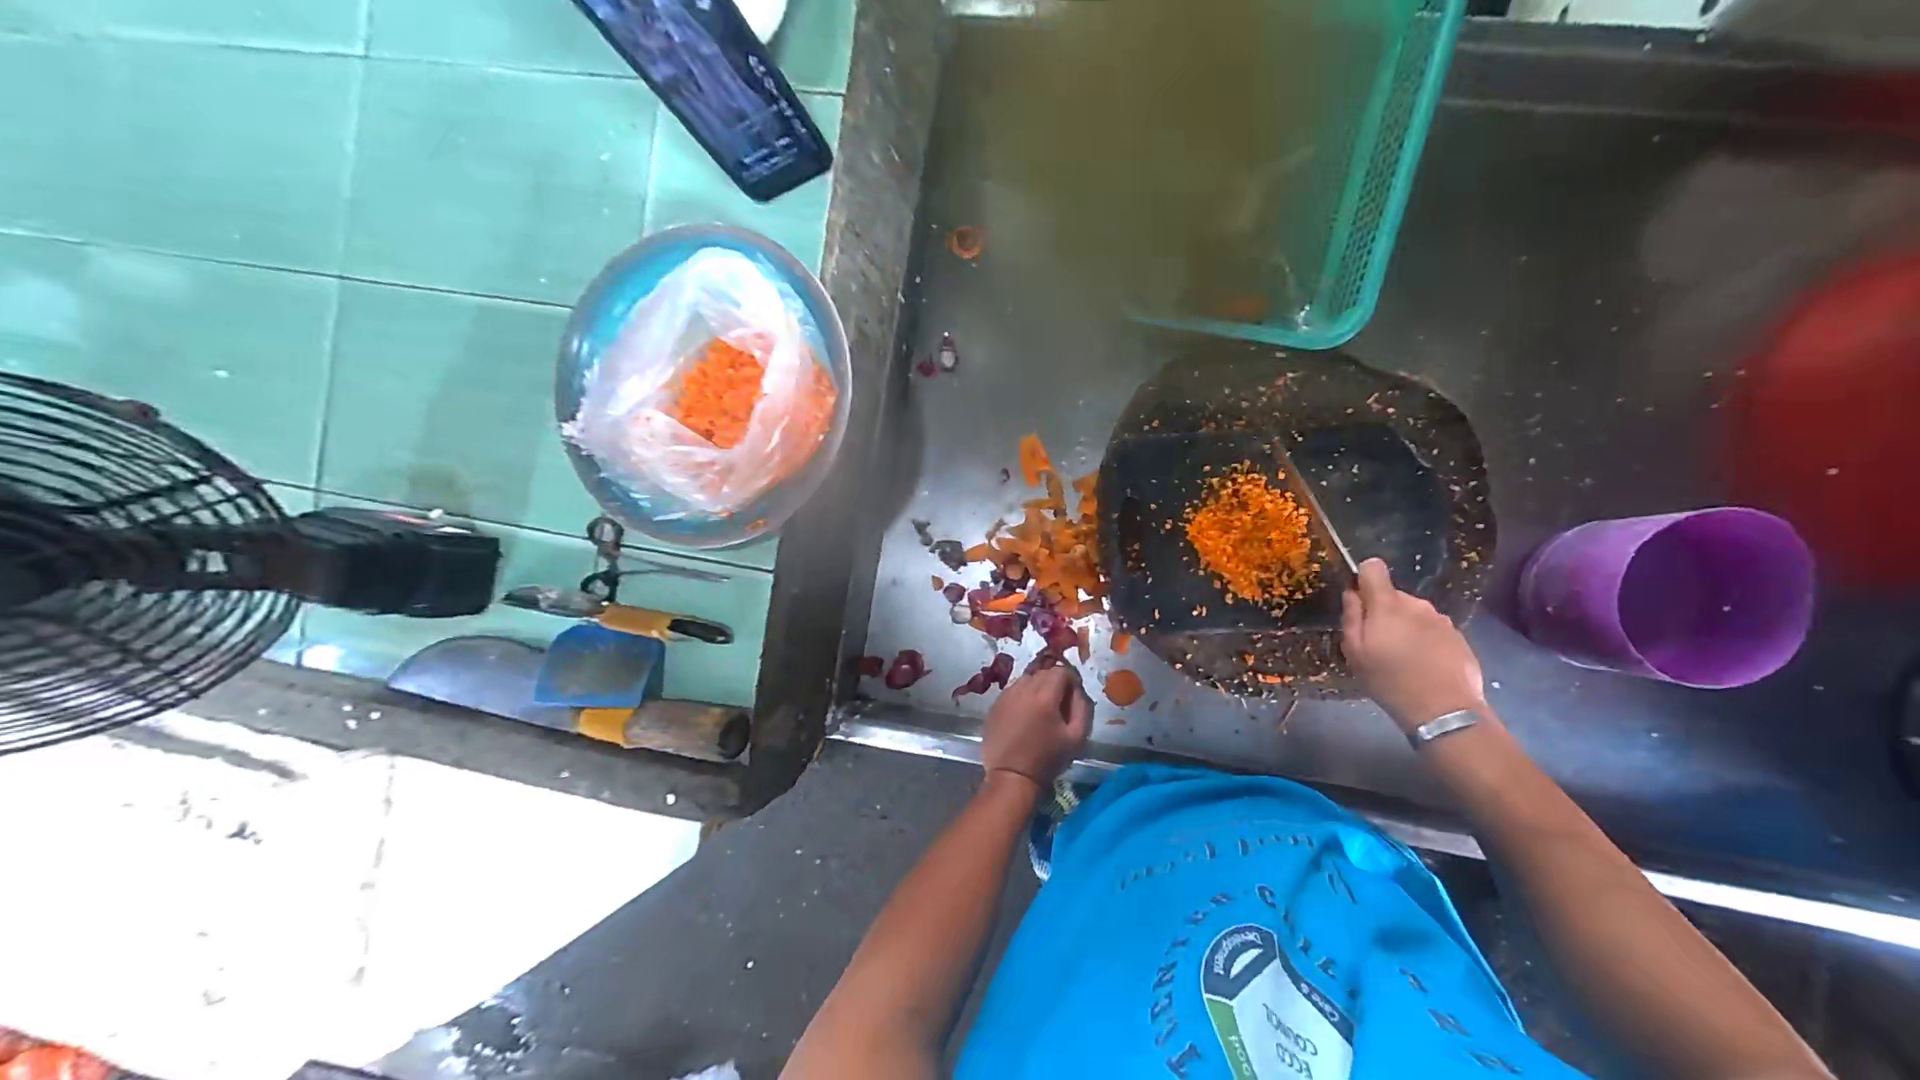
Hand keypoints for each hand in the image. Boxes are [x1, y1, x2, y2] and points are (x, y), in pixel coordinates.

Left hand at [981, 666, 1091, 786]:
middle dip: (1054, 684)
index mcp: (1045, 695)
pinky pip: (1012, 692)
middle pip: (1043, 673)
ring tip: (1040, 712)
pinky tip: (1023, 718)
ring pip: (1026, 680)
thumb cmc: (1048, 759)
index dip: (1071, 681)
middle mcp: (1023, 689)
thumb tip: (1078, 689)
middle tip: (1058, 706)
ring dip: (1036, 689)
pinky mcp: (994, 705)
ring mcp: (1005, 696)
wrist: (1011, 776)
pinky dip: (1021, 698)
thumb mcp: (1077, 737)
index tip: (1072, 698)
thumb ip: (1083, 707)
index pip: (1061, 670)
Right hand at [1340, 558, 1485, 733]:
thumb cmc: (1389, 680)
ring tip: (1402, 657)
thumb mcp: (1355, 652)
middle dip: (1383, 611)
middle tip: (1378, 643)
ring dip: (1405, 626)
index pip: (1373, 568)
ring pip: (1414, 613)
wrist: (1444, 710)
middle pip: (1393, 595)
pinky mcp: (1459, 636)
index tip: (1360, 600)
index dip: (1363, 578)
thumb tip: (1352, 594)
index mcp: (1387, 605)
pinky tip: (1423, 664)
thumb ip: (1351, 617)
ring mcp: (1441, 619)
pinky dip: (1424, 640)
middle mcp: (1417, 604)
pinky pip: (1432, 629)